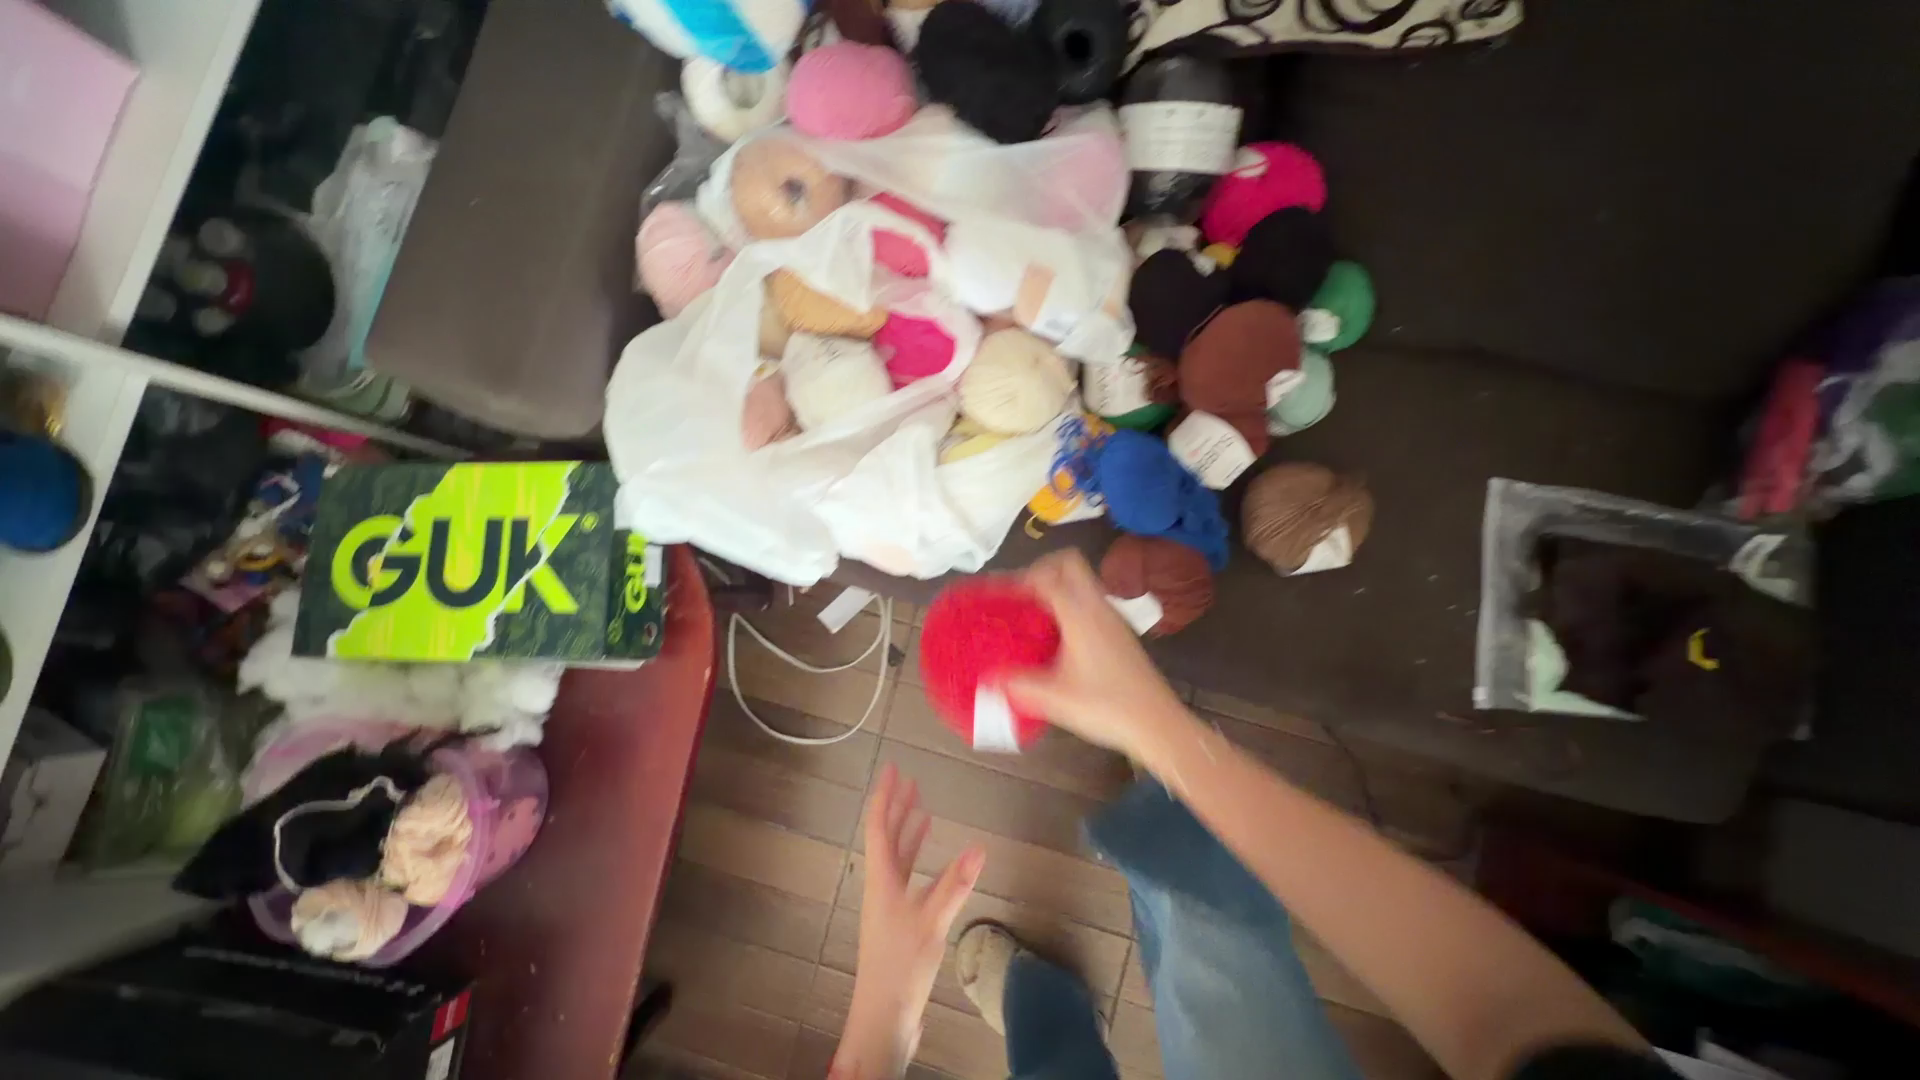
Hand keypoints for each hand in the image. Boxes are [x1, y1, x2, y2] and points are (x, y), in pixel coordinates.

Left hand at [834, 765, 984, 1078]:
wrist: (884, 1016)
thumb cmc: (901, 966)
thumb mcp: (933, 922)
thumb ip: (956, 885)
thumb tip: (980, 846)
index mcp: (881, 879)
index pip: (878, 826)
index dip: (885, 796)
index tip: (893, 769)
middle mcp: (881, 886)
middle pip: (886, 837)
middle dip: (897, 807)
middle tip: (908, 780)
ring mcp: (888, 904)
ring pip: (896, 856)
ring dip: (907, 830)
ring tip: (920, 807)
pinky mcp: (898, 921)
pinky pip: (907, 876)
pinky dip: (917, 859)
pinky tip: (932, 858)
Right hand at [1003, 550, 1191, 759]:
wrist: (1158, 724)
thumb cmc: (1108, 708)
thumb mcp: (1054, 699)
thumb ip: (1017, 685)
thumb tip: (987, 679)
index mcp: (1081, 615)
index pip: (1047, 576)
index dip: (1019, 579)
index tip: (1000, 595)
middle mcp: (1099, 608)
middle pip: (1069, 563)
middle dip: (1040, 570)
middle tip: (1020, 596)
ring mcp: (1114, 618)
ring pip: (1083, 581)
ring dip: (1057, 587)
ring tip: (1034, 616)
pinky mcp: (1121, 633)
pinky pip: (1091, 602)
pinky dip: (1071, 605)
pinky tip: (1059, 637)